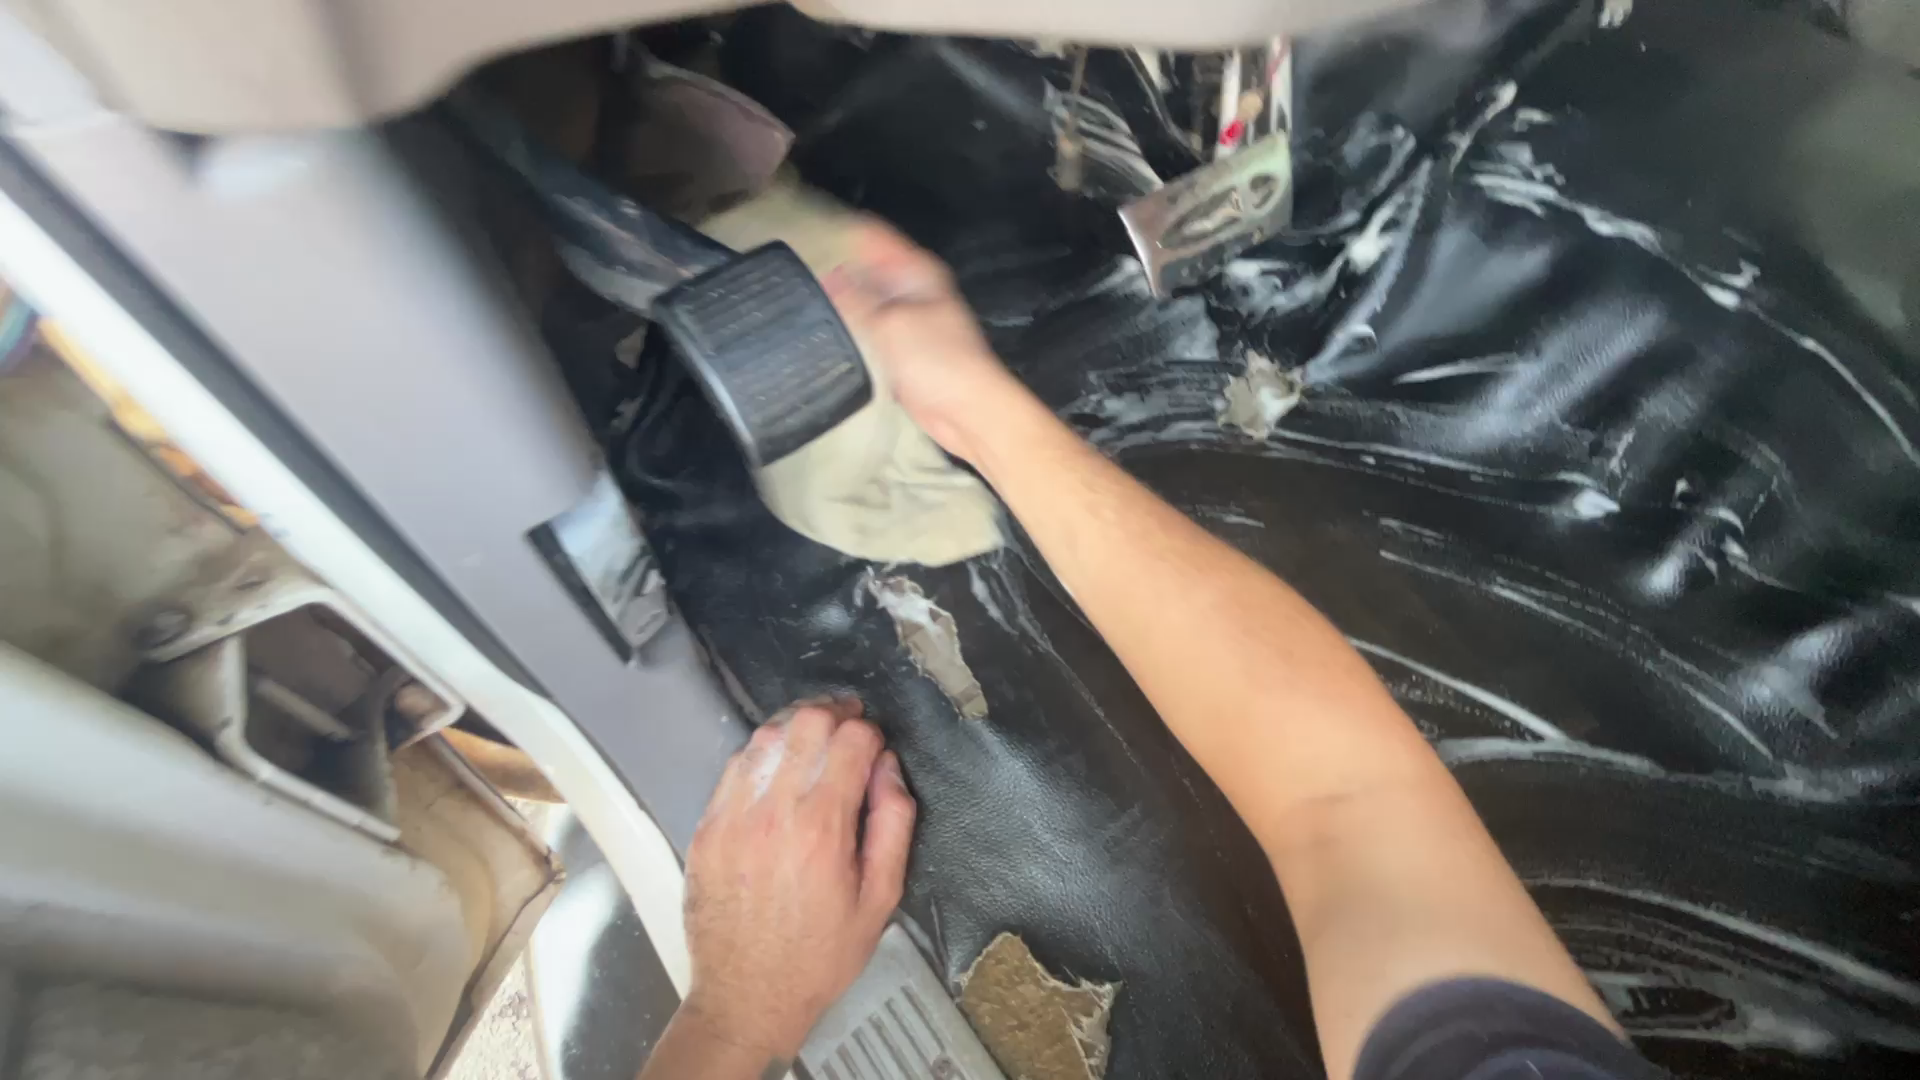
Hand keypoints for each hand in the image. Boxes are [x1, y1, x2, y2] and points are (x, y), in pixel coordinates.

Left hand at [680, 698, 916, 1058]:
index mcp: (822, 826)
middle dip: (836, 713)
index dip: (871, 734)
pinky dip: (764, 750)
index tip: (877, 749)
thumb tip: (888, 765)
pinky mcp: (706, 825)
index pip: (851, 740)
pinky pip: (737, 762)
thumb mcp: (881, 898)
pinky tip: (779, 763)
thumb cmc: (821, 952)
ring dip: (799, 725)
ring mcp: (732, 814)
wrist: (744, 998)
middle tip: (851, 725)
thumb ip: (894, 822)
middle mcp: (773, 809)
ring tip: (818, 736)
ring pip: (767, 733)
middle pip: (806, 722)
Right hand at [823, 222, 1036, 463]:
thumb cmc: (938, 361)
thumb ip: (856, 299)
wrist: (967, 411)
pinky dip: (854, 335)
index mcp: (916, 271)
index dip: (839, 234)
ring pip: (865, 304)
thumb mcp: (890, 324)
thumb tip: (828, 276)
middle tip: (796, 278)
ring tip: (802, 304)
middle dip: (835, 272)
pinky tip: (827, 335)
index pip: (871, 236)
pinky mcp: (901, 352)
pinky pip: (869, 335)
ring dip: (843, 307)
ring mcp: (907, 322)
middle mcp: (912, 291)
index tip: (804, 240)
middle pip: (865, 270)